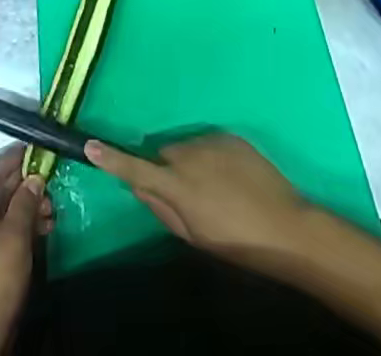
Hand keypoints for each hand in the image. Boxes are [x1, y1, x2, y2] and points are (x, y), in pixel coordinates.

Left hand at [0, 149, 51, 355]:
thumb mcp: (15, 235)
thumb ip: (25, 202)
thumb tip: (35, 177)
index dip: (14, 157)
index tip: (37, 148)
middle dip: (25, 183)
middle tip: (52, 179)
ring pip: (4, 208)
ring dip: (27, 205)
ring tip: (52, 208)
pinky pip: (4, 227)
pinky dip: (23, 223)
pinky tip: (44, 227)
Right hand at [86, 133, 316, 267]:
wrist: (290, 229)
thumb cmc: (237, 242)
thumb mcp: (194, 236)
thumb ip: (161, 209)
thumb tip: (139, 186)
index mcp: (176, 185)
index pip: (134, 168)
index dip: (110, 158)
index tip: (90, 146)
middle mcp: (188, 155)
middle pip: (163, 155)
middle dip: (167, 169)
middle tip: (188, 193)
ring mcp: (210, 142)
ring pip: (187, 148)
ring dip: (192, 162)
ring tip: (218, 187)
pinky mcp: (231, 137)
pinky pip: (209, 144)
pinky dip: (213, 157)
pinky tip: (234, 178)